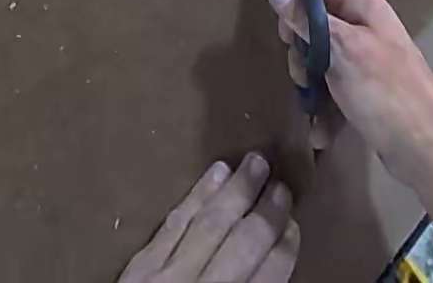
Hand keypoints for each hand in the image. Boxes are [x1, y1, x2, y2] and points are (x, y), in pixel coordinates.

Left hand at [119, 154, 297, 282]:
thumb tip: (273, 267)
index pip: (268, 278)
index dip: (284, 246)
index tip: (294, 221)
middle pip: (243, 245)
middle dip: (267, 212)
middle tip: (282, 182)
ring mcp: (166, 280)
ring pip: (209, 225)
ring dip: (236, 191)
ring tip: (256, 161)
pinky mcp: (138, 271)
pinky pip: (173, 225)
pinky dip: (197, 196)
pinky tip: (215, 173)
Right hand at [265, 0, 432, 189]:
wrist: (427, 149)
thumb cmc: (384, 91)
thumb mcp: (340, 49)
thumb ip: (305, 18)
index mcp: (362, 4)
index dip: (294, 12)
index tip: (284, 39)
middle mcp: (366, 24)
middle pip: (316, 29)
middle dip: (303, 57)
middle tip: (303, 79)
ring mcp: (368, 58)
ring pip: (323, 62)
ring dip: (312, 88)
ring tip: (312, 110)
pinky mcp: (368, 89)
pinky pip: (336, 90)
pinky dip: (327, 109)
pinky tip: (323, 132)